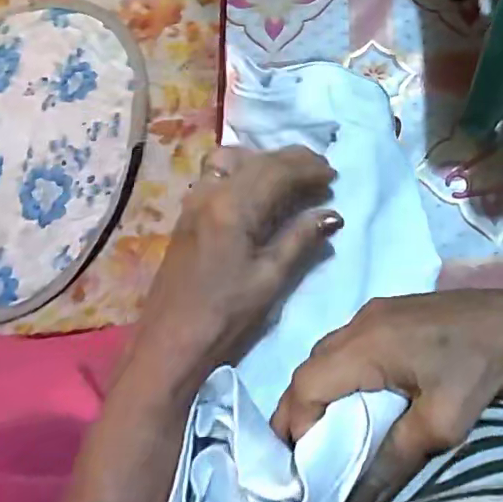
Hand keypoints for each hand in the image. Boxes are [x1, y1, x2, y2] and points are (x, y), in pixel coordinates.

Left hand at [132, 145, 341, 380]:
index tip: (334, 175)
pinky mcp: (188, 210)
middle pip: (256, 160)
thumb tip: (332, 214)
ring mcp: (195, 198)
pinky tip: (261, 187)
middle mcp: (210, 191)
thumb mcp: (270, 279)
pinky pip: (219, 172)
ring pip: (234, 160)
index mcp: (232, 207)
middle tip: (322, 170)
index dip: (308, 168)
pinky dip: (246, 169)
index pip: (276, 170)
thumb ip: (300, 239)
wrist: (169, 341)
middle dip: (292, 160)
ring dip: (266, 160)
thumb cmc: (224, 316)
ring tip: (293, 176)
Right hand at [270, 289, 502, 501]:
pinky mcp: (386, 310)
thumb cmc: (477, 372)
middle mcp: (359, 322)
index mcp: (366, 345)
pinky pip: (345, 341)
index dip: (297, 421)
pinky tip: (352, 394)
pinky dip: (336, 371)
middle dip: (298, 408)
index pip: (307, 383)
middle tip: (302, 450)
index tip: (308, 460)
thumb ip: (394, 459)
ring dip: (317, 387)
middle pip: (309, 365)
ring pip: (325, 351)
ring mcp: (372, 311)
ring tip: (323, 427)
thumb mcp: (441, 424)